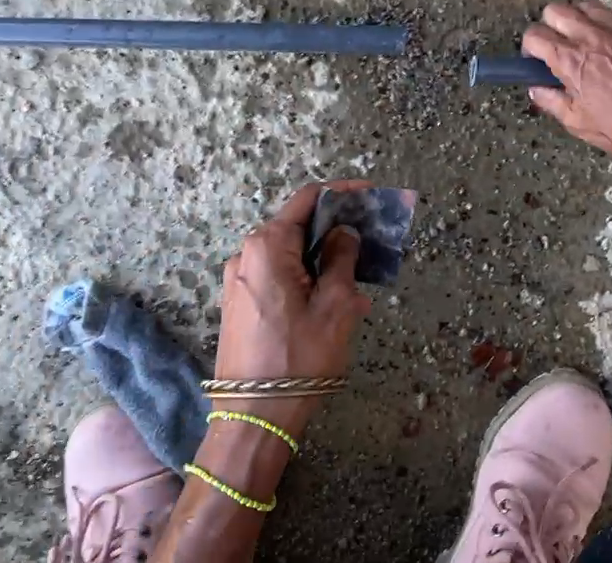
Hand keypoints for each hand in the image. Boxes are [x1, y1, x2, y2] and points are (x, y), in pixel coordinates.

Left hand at [213, 181, 372, 437]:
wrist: (252, 418)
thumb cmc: (298, 358)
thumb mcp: (335, 306)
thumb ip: (343, 259)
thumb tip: (345, 233)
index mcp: (267, 245)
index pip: (308, 199)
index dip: (343, 193)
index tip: (372, 196)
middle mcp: (247, 254)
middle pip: (299, 226)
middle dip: (337, 232)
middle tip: (372, 245)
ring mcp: (239, 280)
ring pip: (291, 255)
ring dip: (325, 262)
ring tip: (360, 285)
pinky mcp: (240, 303)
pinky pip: (279, 277)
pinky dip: (307, 280)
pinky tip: (335, 304)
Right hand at [523, 2, 611, 174]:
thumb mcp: (578, 123)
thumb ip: (551, 101)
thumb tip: (536, 89)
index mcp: (570, 61)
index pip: (535, 35)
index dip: (531, 47)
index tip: (537, 58)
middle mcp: (591, 37)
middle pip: (556, 10)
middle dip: (551, 26)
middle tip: (559, 45)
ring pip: (587, 5)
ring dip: (580, 19)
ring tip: (587, 38)